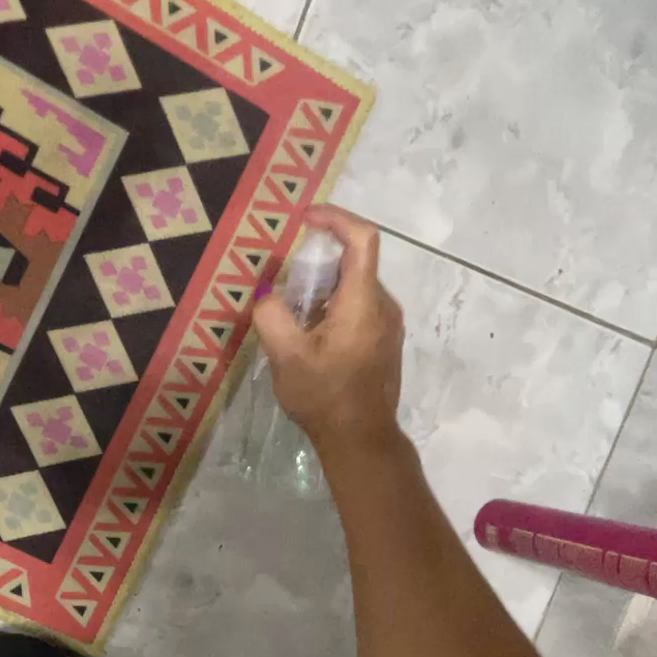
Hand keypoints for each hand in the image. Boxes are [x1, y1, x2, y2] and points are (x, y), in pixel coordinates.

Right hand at [251, 204, 406, 456]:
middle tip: (284, 289)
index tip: (306, 218)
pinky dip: (331, 310)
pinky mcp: (384, 342)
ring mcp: (388, 325)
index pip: (361, 238)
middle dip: (317, 266)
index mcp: (362, 300)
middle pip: (353, 265)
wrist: (361, 438)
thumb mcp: (285, 356)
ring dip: (322, 293)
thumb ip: (272, 315)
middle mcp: (383, 305)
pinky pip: (357, 310)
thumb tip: (269, 296)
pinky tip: (309, 340)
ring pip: (353, 290)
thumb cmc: (324, 395)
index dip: (335, 219)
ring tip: (291, 321)